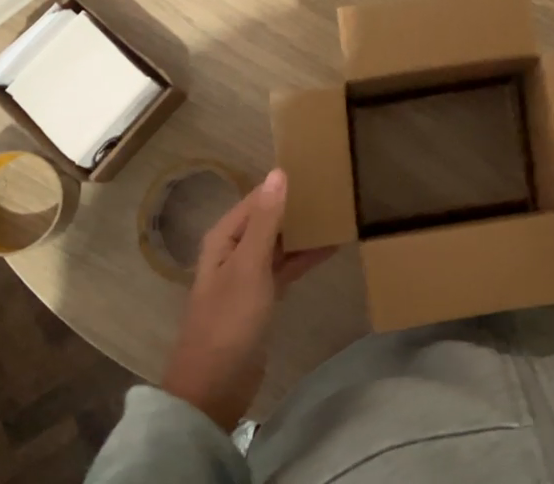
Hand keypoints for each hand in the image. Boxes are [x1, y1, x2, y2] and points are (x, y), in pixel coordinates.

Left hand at [160, 169, 336, 430]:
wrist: (215, 385)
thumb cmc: (229, 319)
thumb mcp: (249, 265)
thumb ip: (265, 220)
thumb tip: (278, 172)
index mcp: (224, 237)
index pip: (257, 198)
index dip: (283, 184)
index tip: (317, 168)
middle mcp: (234, 251)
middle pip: (268, 218)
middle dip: (296, 205)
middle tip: (335, 189)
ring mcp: (247, 276)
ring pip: (278, 243)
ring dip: (303, 231)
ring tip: (338, 214)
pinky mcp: (261, 299)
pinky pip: (285, 267)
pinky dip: (304, 257)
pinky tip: (331, 247)